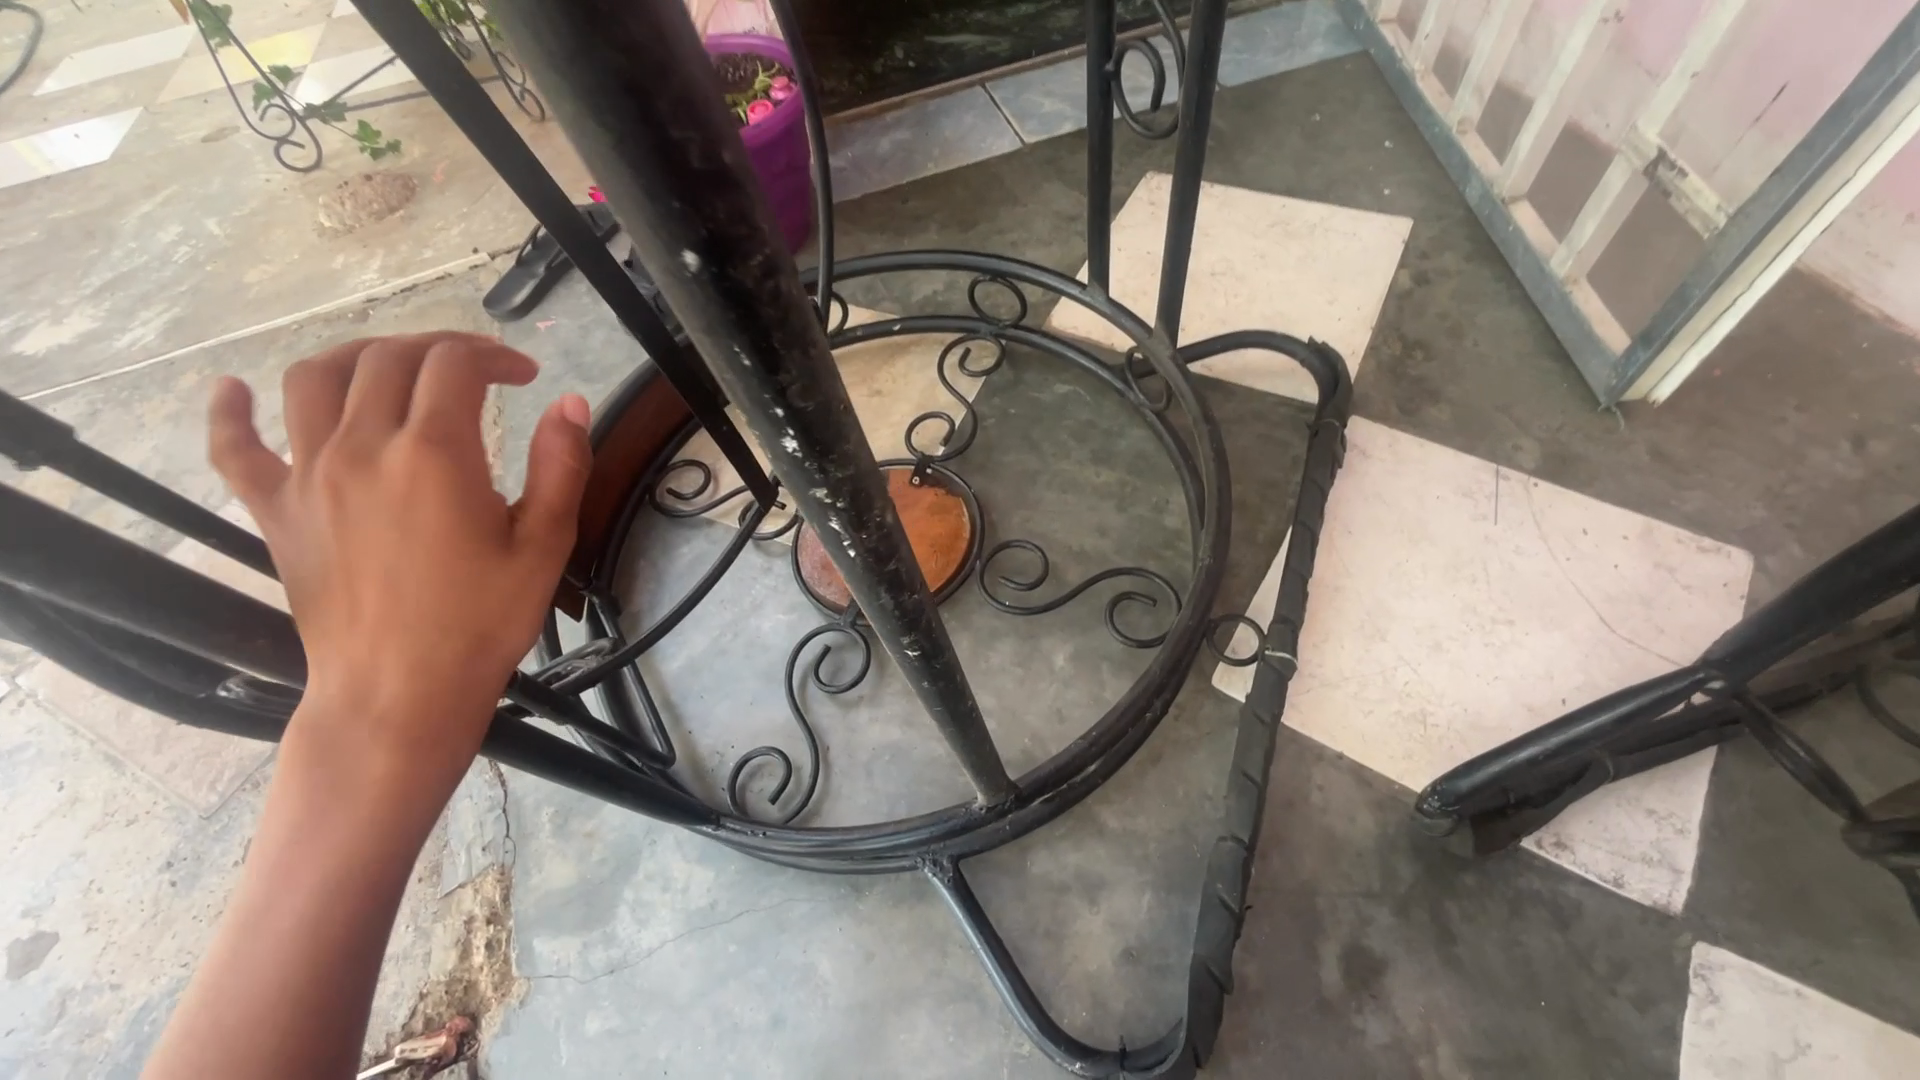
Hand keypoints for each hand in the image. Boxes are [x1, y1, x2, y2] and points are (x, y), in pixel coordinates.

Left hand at [206, 332, 590, 780]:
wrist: (400, 692)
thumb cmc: (482, 622)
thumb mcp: (544, 545)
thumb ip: (561, 466)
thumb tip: (570, 403)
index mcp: (434, 454)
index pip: (453, 365)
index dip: (493, 354)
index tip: (524, 375)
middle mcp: (361, 448)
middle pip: (387, 359)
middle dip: (438, 349)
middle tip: (476, 370)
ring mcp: (308, 476)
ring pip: (313, 378)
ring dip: (358, 355)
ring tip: (394, 367)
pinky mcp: (275, 510)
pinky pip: (235, 447)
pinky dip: (229, 410)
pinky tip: (232, 389)